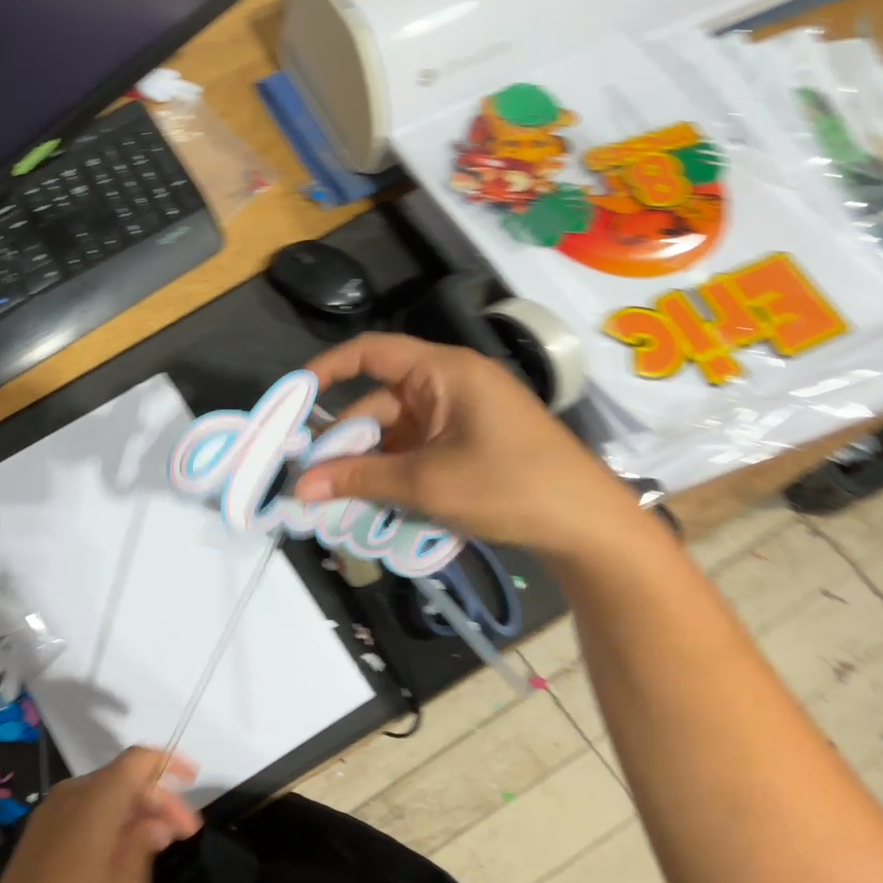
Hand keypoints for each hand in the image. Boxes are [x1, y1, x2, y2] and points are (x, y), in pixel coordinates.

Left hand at [0, 747, 202, 882]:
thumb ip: (146, 846)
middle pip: (121, 776)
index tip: (194, 779)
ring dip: (132, 810)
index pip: (137, 760)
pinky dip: (108, 819)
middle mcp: (69, 793)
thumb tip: (157, 822)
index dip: (168, 762)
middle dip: (156, 797)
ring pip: (101, 793)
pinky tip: (121, 849)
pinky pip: (81, 810)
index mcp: (94, 798)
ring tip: (157, 841)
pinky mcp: (38, 832)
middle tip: (185, 831)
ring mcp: (49, 811)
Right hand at [294, 333, 649, 558]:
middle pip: (377, 400)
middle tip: (307, 470)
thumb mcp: (426, 484)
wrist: (590, 529)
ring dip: (364, 460)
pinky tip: (369, 499)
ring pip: (393, 430)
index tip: (291, 397)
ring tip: (332, 495)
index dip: (326, 369)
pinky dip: (390, 470)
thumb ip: (357, 479)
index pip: (371, 352)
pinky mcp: (468, 444)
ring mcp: (460, 416)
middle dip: (341, 436)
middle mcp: (449, 385)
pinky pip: (414, 449)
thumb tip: (299, 487)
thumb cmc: (510, 488)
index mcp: (445, 373)